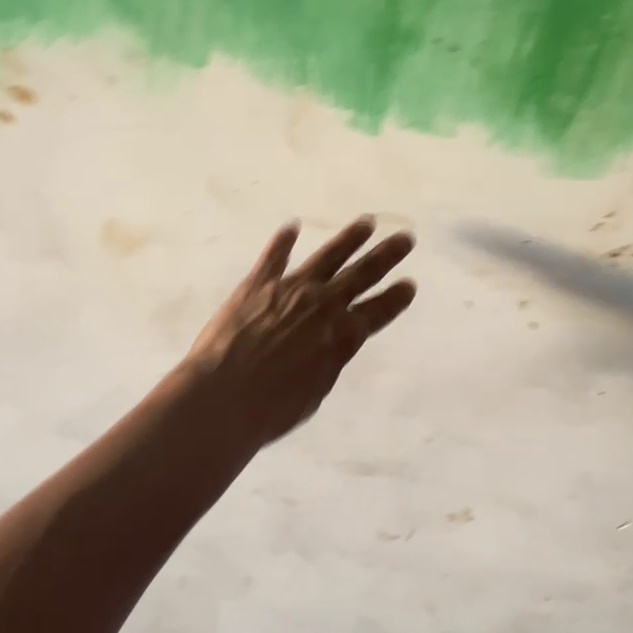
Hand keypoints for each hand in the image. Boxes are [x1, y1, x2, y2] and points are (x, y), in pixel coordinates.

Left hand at [182, 217, 416, 446]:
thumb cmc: (271, 409)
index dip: (396, 298)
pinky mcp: (257, 284)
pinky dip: (283, 241)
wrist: (222, 397)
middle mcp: (322, 304)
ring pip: (327, 256)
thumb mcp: (315, 392)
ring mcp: (290, 289)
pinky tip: (292, 226)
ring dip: (349, 238)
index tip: (410, 283)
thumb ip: (328, 362)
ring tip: (366, 223)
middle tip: (405, 237)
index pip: (378, 311)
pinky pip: (274, 257)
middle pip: (362, 274)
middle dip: (386, 255)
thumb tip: (333, 346)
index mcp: (342, 335)